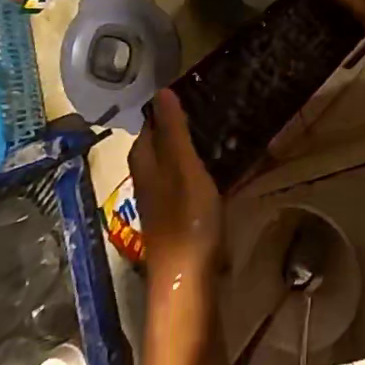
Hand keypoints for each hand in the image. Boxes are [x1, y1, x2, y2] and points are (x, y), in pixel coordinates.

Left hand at [129, 89, 222, 280]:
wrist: (188, 277)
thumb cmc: (187, 217)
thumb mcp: (184, 167)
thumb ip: (174, 131)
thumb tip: (162, 91)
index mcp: (145, 161)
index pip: (150, 124)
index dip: (167, 106)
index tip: (195, 88)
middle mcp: (147, 177)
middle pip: (158, 142)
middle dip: (178, 123)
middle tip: (211, 104)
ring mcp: (161, 198)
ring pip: (171, 161)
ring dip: (189, 144)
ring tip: (219, 127)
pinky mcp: (176, 214)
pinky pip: (184, 178)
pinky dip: (197, 165)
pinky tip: (216, 164)